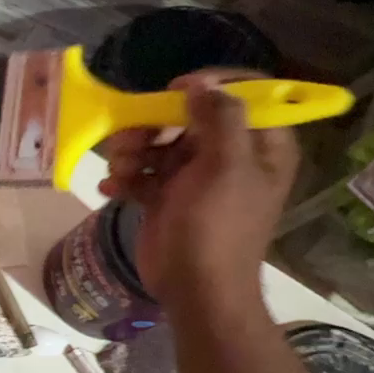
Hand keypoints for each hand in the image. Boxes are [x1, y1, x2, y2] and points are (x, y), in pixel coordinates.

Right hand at [97, 71, 298, 312]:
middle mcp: (230, 156)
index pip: (247, 93)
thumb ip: (220, 118)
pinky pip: (142, 173)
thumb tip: (201, 84)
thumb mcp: (225, 167)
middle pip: (190, 116)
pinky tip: (112, 187)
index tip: (176, 90)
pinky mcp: (167, 197)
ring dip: (132, 150)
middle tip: (131, 135)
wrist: (194, 289)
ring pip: (160, 143)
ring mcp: (196, 178)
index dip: (212, 84)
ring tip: (120, 168)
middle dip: (155, 123)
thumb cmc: (216, 227)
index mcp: (261, 146)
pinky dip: (124, 177)